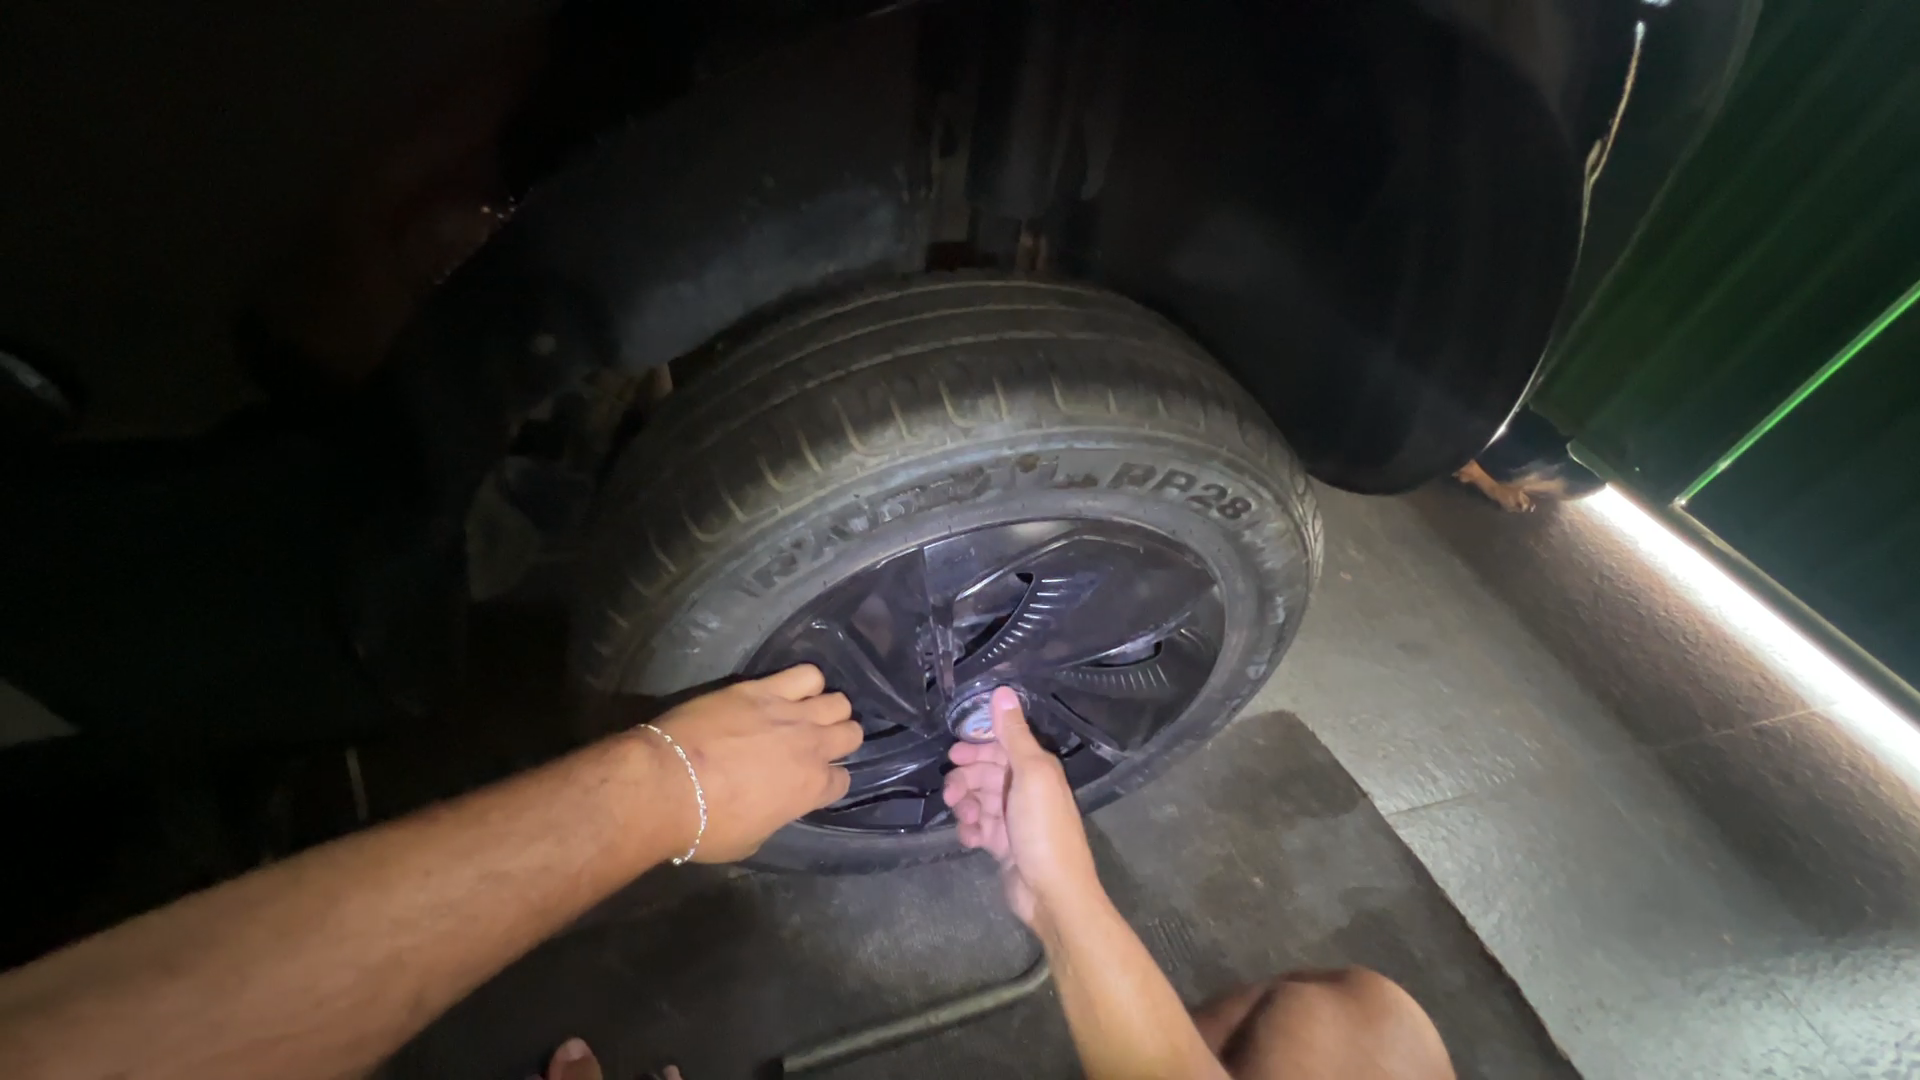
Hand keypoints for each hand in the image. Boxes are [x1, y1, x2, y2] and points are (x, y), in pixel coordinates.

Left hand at [645, 664, 860, 862]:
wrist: (667, 784)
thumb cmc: (704, 824)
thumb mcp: (750, 840)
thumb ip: (776, 816)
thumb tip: (775, 804)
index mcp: (811, 788)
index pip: (842, 780)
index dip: (828, 781)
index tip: (812, 782)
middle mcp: (812, 746)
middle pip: (851, 733)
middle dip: (838, 740)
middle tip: (814, 745)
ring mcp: (791, 713)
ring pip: (837, 701)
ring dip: (827, 710)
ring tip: (807, 715)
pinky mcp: (764, 689)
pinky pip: (806, 674)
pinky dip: (806, 682)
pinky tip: (791, 691)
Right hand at [941, 687, 1101, 928]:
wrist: (1052, 893)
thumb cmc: (1043, 828)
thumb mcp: (1031, 774)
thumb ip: (1013, 734)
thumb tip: (1002, 690)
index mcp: (1037, 768)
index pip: (1002, 746)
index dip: (977, 748)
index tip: (953, 754)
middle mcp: (1026, 788)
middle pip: (986, 772)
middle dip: (966, 779)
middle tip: (951, 794)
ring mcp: (1014, 818)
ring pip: (979, 799)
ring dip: (966, 805)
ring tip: (962, 818)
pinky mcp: (1004, 845)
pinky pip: (980, 828)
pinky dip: (971, 831)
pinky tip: (971, 839)